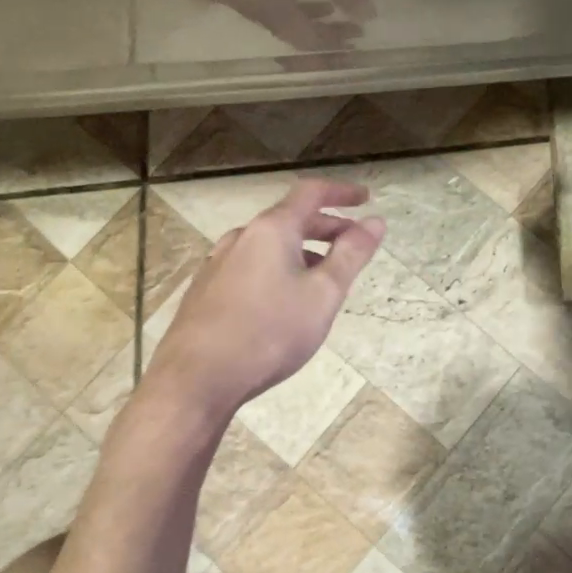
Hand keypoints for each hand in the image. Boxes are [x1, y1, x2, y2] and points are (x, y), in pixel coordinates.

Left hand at [143, 179, 384, 415]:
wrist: (196, 380)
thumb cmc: (270, 332)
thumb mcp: (324, 294)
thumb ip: (352, 254)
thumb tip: (375, 221)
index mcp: (271, 230)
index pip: (311, 193)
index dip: (342, 192)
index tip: (366, 199)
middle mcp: (241, 237)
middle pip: (290, 219)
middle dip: (327, 227)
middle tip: (354, 244)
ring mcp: (218, 263)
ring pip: (270, 245)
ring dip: (302, 250)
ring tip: (324, 278)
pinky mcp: (206, 291)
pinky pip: (251, 265)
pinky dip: (278, 267)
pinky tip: (285, 301)